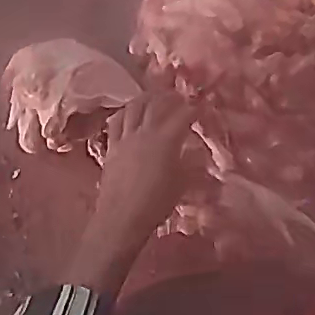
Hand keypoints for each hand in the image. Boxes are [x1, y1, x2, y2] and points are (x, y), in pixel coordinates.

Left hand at [65, 92, 195, 297]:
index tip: (202, 105)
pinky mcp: (111, 147)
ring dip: (145, 99)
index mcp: (165, 140)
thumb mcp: (181, 183)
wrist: (121, 219)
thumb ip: (190, 162)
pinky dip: (125, 113)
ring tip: (152, 98)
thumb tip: (196, 150)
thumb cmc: (156, 204)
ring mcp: (124, 138)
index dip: (194, 108)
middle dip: (169, 97)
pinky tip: (128, 114)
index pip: (182, 116)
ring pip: (133, 108)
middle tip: (178, 96)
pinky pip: (116, 122)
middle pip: (155, 104)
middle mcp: (144, 133)